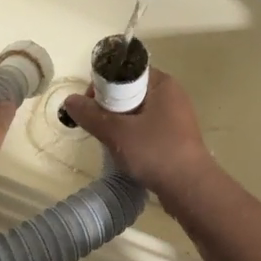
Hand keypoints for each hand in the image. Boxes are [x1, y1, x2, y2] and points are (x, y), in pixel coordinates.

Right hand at [63, 68, 215, 195]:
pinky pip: (148, 128)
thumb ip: (91, 115)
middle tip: (96, 125)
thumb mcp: (117, 132)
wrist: (191, 189)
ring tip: (108, 141)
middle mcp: (171, 95)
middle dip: (109, 107)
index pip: (127, 71)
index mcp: (162, 83)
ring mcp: (176, 118)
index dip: (104, 84)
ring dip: (120, 124)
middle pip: (131, 92)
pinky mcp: (176, 138)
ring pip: (138, 112)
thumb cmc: (155, 151)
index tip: (89, 105)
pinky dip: (133, 136)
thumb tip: (69, 100)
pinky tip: (125, 153)